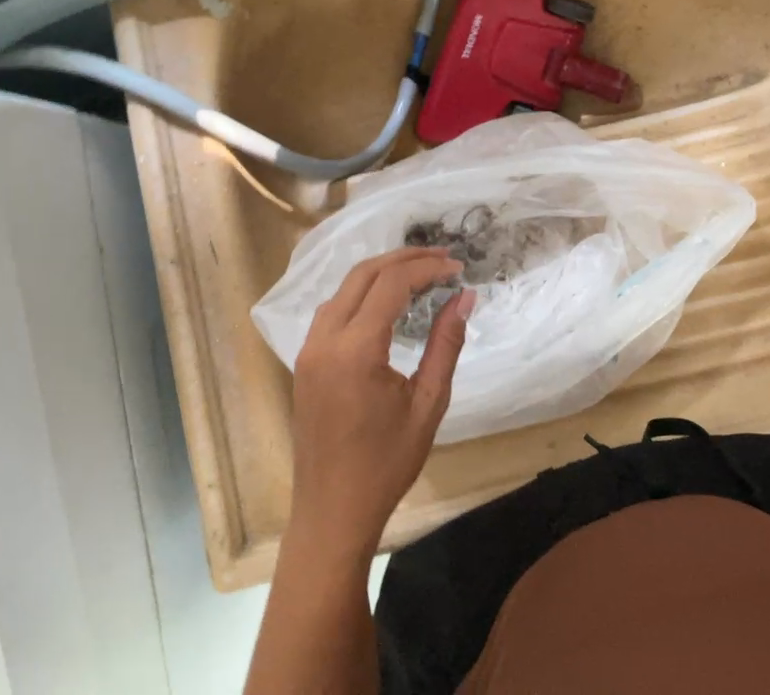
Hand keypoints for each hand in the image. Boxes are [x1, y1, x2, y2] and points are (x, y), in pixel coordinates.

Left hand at [287, 247, 473, 558]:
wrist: (333, 510)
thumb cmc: (386, 463)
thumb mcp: (428, 403)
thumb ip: (445, 344)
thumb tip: (464, 298)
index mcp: (355, 351)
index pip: (391, 284)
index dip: (427, 268)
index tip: (458, 268)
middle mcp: (324, 340)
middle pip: (363, 275)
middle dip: (404, 259)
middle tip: (443, 259)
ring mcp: (308, 350)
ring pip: (344, 289)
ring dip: (381, 273)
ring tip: (421, 273)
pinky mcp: (305, 362)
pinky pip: (333, 311)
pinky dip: (362, 294)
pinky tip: (388, 302)